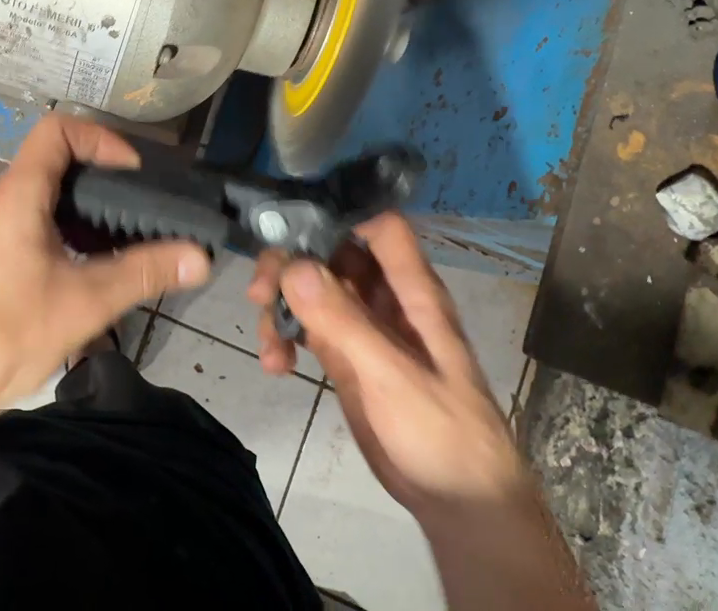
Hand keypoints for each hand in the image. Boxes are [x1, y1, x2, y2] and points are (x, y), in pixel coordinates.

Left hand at [0, 115, 210, 424]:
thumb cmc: (7, 335)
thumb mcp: (85, 303)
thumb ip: (145, 273)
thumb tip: (200, 257)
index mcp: (17, 195)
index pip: (57, 130)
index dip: (101, 139)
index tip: (133, 174)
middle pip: (54, 159)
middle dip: (102, 176)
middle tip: (141, 207)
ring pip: (44, 192)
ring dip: (85, 207)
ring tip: (125, 237)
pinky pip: (32, 218)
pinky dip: (66, 228)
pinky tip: (91, 265)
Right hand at [247, 213, 532, 522]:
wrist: (458, 502)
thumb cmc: (441, 432)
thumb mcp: (391, 374)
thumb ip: (343, 320)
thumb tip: (293, 266)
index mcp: (411, 292)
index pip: (378, 227)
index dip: (338, 215)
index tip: (287, 227)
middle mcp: (384, 299)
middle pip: (330, 254)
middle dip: (290, 265)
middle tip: (259, 294)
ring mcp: (362, 327)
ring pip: (310, 289)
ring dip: (281, 306)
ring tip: (267, 344)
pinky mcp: (344, 356)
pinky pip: (304, 327)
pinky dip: (283, 336)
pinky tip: (274, 365)